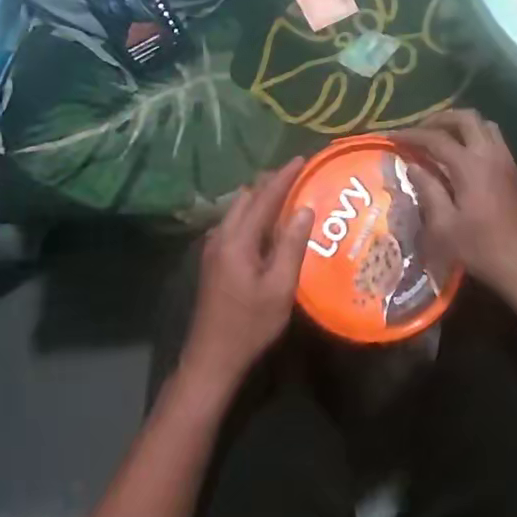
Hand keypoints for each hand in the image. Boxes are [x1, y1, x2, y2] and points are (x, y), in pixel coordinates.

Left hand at [182, 157, 315, 385]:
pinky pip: (236, 224)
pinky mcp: (214, 260)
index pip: (264, 198)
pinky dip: (254, 215)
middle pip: (247, 198)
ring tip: (289, 197)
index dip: (284, 177)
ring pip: (239, 210)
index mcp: (238, 240)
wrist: (212, 357)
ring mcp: (214, 248)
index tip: (303, 159)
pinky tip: (270, 226)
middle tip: (300, 177)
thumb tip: (304, 209)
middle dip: (272, 183)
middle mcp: (221, 236)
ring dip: (262, 199)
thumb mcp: (280, 287)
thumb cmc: (250, 324)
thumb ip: (291, 245)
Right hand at [394, 110, 516, 308]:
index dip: (410, 134)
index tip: (390, 136)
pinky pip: (494, 140)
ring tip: (440, 139)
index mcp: (470, 165)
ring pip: (484, 125)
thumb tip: (413, 166)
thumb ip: (428, 190)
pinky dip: (475, 137)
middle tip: (419, 131)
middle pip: (465, 118)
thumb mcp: (444, 226)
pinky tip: (462, 158)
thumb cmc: (482, 249)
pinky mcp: (515, 172)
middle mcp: (490, 154)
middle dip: (439, 119)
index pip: (435, 138)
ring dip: (460, 125)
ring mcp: (507, 161)